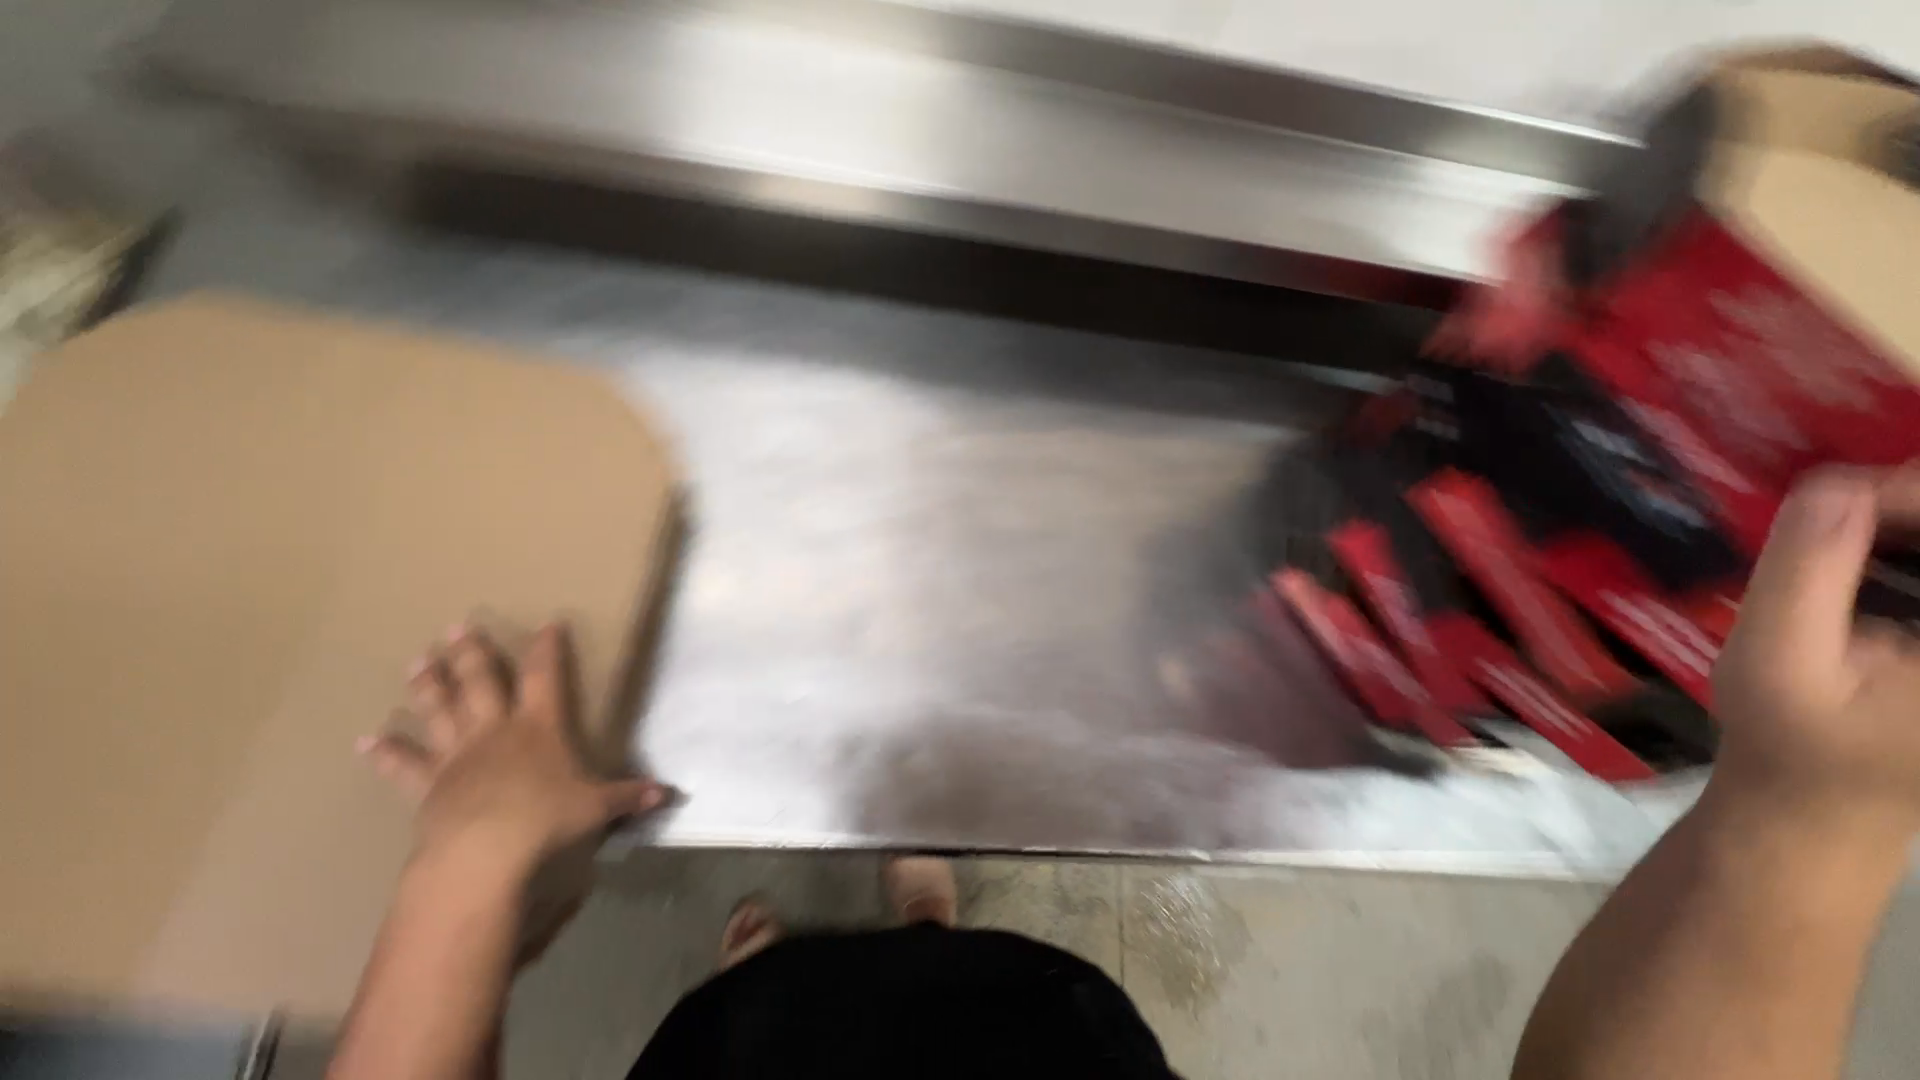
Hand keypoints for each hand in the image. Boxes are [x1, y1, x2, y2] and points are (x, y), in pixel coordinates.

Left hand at [359, 622, 668, 876]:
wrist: (484, 850)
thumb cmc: (546, 819)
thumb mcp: (597, 806)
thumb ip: (628, 795)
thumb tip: (667, 794)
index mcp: (538, 727)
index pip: (544, 676)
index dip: (547, 648)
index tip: (547, 623)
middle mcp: (495, 730)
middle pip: (481, 682)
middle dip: (472, 653)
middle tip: (457, 627)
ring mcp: (457, 755)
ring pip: (440, 710)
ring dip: (429, 685)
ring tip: (418, 661)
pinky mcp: (428, 784)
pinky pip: (404, 765)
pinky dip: (385, 753)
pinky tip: (365, 740)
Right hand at [1710, 467, 1919, 840]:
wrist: (1814, 804)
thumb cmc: (1790, 741)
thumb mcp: (1775, 660)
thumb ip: (1804, 574)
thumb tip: (1830, 485)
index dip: (1916, 496)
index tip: (1841, 492)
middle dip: (1910, 503)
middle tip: (1843, 498)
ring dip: (1907, 522)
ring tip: (1850, 516)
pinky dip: (1907, 548)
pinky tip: (1869, 549)